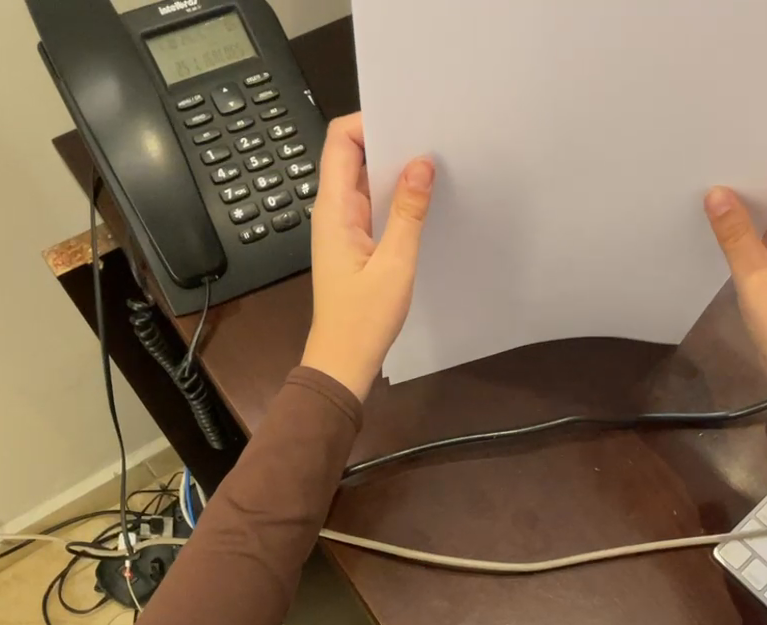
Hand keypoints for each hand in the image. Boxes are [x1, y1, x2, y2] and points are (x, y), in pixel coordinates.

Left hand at [300, 113, 435, 399]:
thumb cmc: (363, 320)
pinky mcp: (354, 245)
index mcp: (334, 209)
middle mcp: (333, 212)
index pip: (341, 140)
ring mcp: (343, 229)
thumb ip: (409, 212)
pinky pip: (373, 208)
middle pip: (354, 156)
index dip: (370, 120)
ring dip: (395, 173)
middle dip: (390, 142)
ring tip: (433, 169)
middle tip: (431, 141)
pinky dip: (395, 201)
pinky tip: (421, 205)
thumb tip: (422, 163)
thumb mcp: (395, 265)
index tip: (408, 121)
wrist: (342, 362)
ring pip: (367, 183)